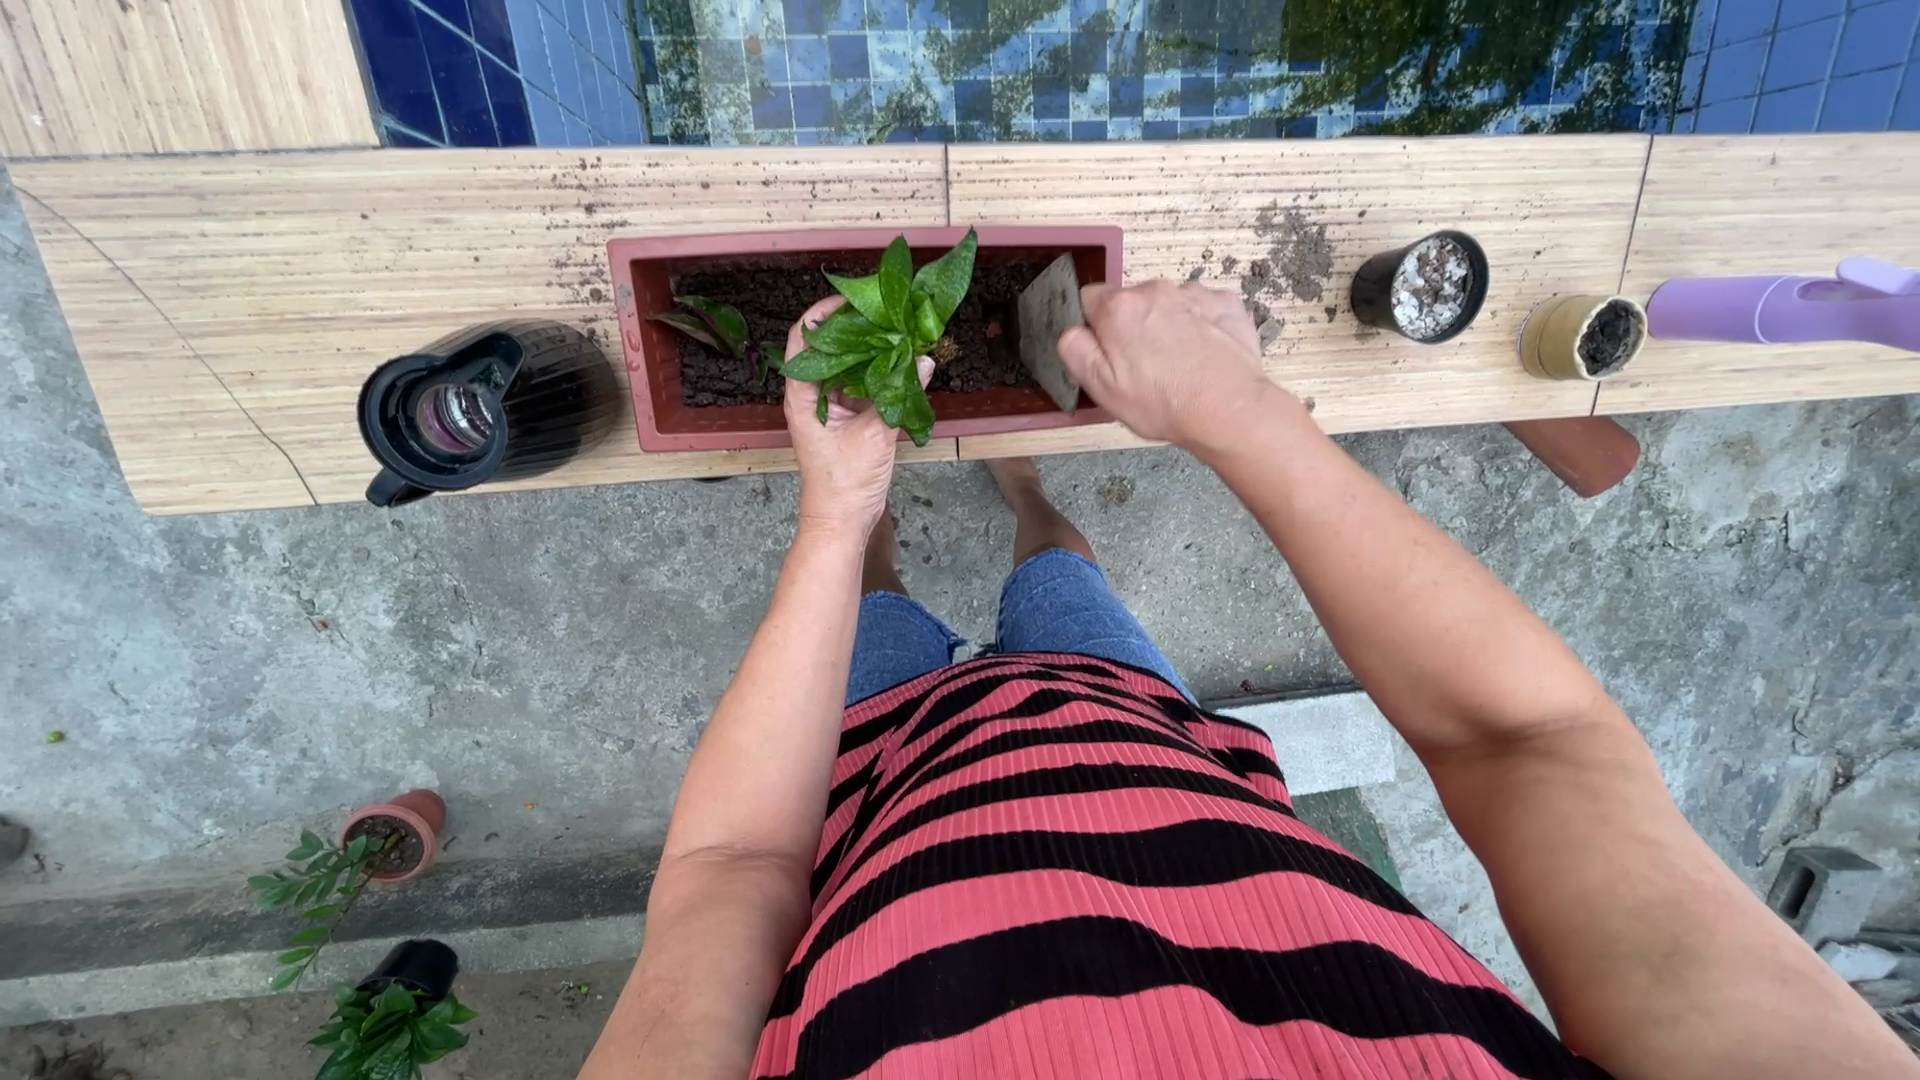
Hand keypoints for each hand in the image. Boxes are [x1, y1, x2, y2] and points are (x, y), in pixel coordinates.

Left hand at [783, 296, 932, 539]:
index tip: (851, 299)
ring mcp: (832, 409)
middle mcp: (814, 397)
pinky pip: (863, 389)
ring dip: (870, 351)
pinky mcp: (849, 422)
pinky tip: (903, 363)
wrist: (843, 521)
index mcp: (804, 396)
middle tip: (884, 310)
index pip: (803, 340)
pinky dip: (881, 375)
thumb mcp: (875, 435)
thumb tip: (924, 360)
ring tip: (897, 330)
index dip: (822, 314)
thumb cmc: (845, 483)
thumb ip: (898, 395)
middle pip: (829, 349)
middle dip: (854, 328)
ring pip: (849, 368)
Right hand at [1058, 280, 1296, 449]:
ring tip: (1176, 366)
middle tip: (1143, 368)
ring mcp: (1193, 294)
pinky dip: (1198, 327)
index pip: (1089, 299)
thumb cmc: (1166, 403)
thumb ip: (1075, 350)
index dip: (1095, 328)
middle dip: (1132, 328)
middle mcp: (1154, 291)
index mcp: (1118, 309)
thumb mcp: (1101, 388)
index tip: (1107, 353)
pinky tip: (1200, 356)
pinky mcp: (1223, 303)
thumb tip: (1072, 331)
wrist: (1228, 409)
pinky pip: (1200, 309)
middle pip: (1130, 302)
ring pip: (1166, 305)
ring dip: (1166, 327)